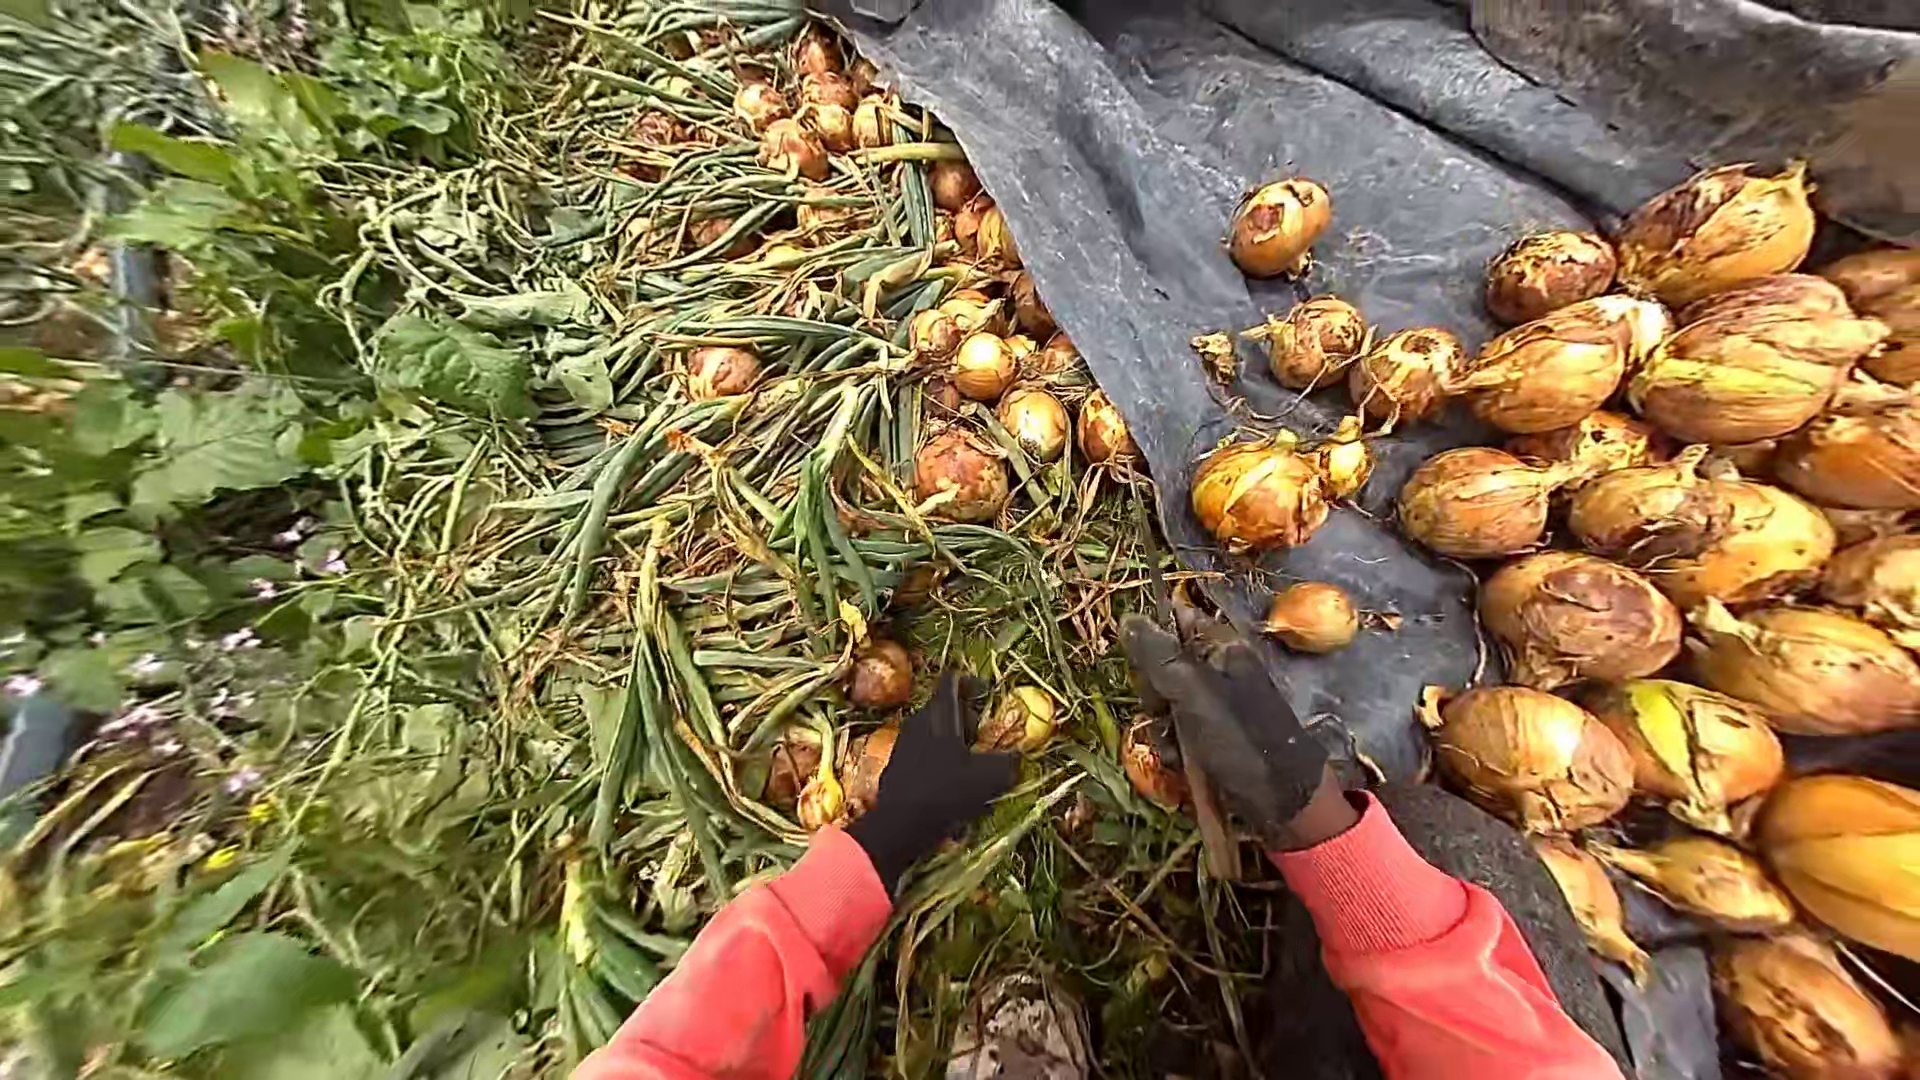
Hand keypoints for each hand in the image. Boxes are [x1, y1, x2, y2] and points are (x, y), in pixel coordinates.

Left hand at [845, 672, 1016, 891]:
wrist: (899, 825)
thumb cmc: (945, 791)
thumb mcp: (988, 777)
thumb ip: (1009, 763)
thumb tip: (1018, 757)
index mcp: (940, 713)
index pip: (953, 680)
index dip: (972, 682)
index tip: (987, 695)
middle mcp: (919, 720)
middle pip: (945, 706)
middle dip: (968, 718)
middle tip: (983, 738)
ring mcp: (904, 740)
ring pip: (934, 729)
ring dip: (954, 740)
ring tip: (970, 765)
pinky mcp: (896, 762)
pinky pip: (923, 749)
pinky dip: (939, 757)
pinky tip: (950, 785)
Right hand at [1121, 613, 1343, 847]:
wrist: (1283, 806)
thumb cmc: (1240, 739)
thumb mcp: (1192, 690)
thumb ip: (1157, 653)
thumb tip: (1128, 617)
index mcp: (1220, 648)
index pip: (1173, 621)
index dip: (1151, 639)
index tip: (1144, 663)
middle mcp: (1215, 670)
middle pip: (1161, 664)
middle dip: (1154, 692)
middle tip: (1162, 709)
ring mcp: (1213, 704)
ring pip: (1163, 700)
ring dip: (1160, 725)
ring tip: (1176, 745)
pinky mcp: (1209, 735)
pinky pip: (1174, 729)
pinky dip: (1172, 746)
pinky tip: (1181, 762)